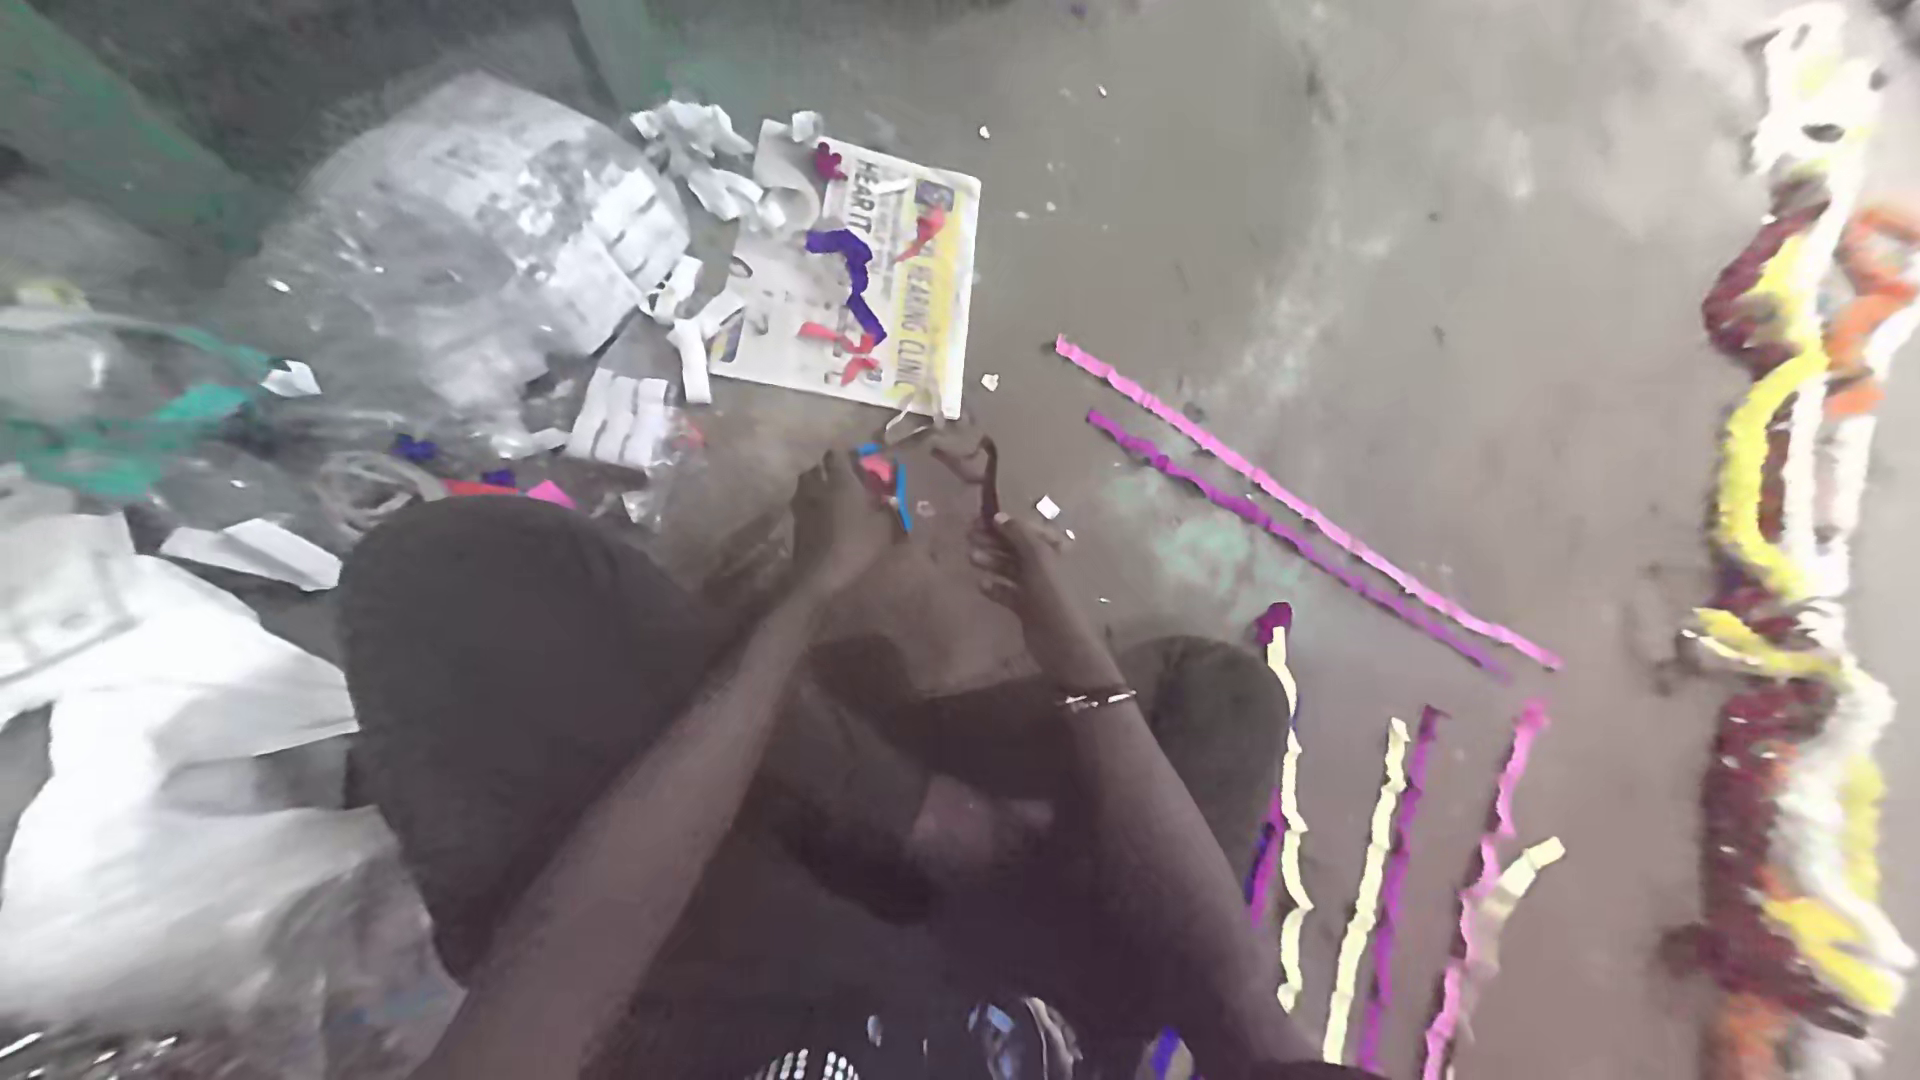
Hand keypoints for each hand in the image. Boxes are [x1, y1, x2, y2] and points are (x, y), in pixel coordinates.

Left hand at [791, 449, 896, 598]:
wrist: (821, 575)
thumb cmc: (856, 545)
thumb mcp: (884, 527)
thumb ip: (891, 508)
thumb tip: (895, 498)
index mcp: (840, 481)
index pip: (837, 453)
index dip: (847, 454)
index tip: (859, 461)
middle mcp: (817, 487)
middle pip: (816, 468)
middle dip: (828, 469)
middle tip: (844, 480)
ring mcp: (802, 505)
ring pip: (805, 485)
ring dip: (816, 486)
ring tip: (831, 497)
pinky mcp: (795, 523)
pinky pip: (801, 505)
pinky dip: (810, 505)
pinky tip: (822, 517)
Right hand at [969, 513, 1121, 687]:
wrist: (1062, 642)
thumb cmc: (1053, 594)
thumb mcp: (1038, 558)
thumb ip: (1018, 535)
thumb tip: (998, 516)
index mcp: (1055, 550)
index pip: (1027, 529)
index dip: (1005, 523)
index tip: (980, 520)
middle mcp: (1047, 565)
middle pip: (1016, 547)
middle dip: (993, 541)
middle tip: (969, 536)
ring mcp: (1036, 587)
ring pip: (1010, 568)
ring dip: (991, 561)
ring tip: (971, 558)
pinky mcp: (1027, 607)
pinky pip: (1007, 592)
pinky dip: (995, 586)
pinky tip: (981, 584)